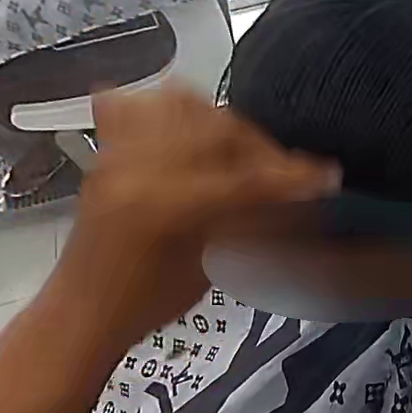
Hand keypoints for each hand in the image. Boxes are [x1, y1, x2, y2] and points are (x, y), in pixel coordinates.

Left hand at [46, 85, 339, 347]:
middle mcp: (138, 167)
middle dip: (263, 145)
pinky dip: (169, 110)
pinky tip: (188, 133)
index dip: (295, 175)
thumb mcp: (211, 265)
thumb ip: (249, 221)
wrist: (84, 310)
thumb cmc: (148, 303)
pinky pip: (136, 105)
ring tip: (238, 148)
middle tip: (284, 171)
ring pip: (180, 102)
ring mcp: (117, 154)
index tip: (327, 176)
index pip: (249, 176)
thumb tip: (294, 197)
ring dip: (220, 120)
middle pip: (220, 127)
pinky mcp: (105, 151)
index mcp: (167, 206)